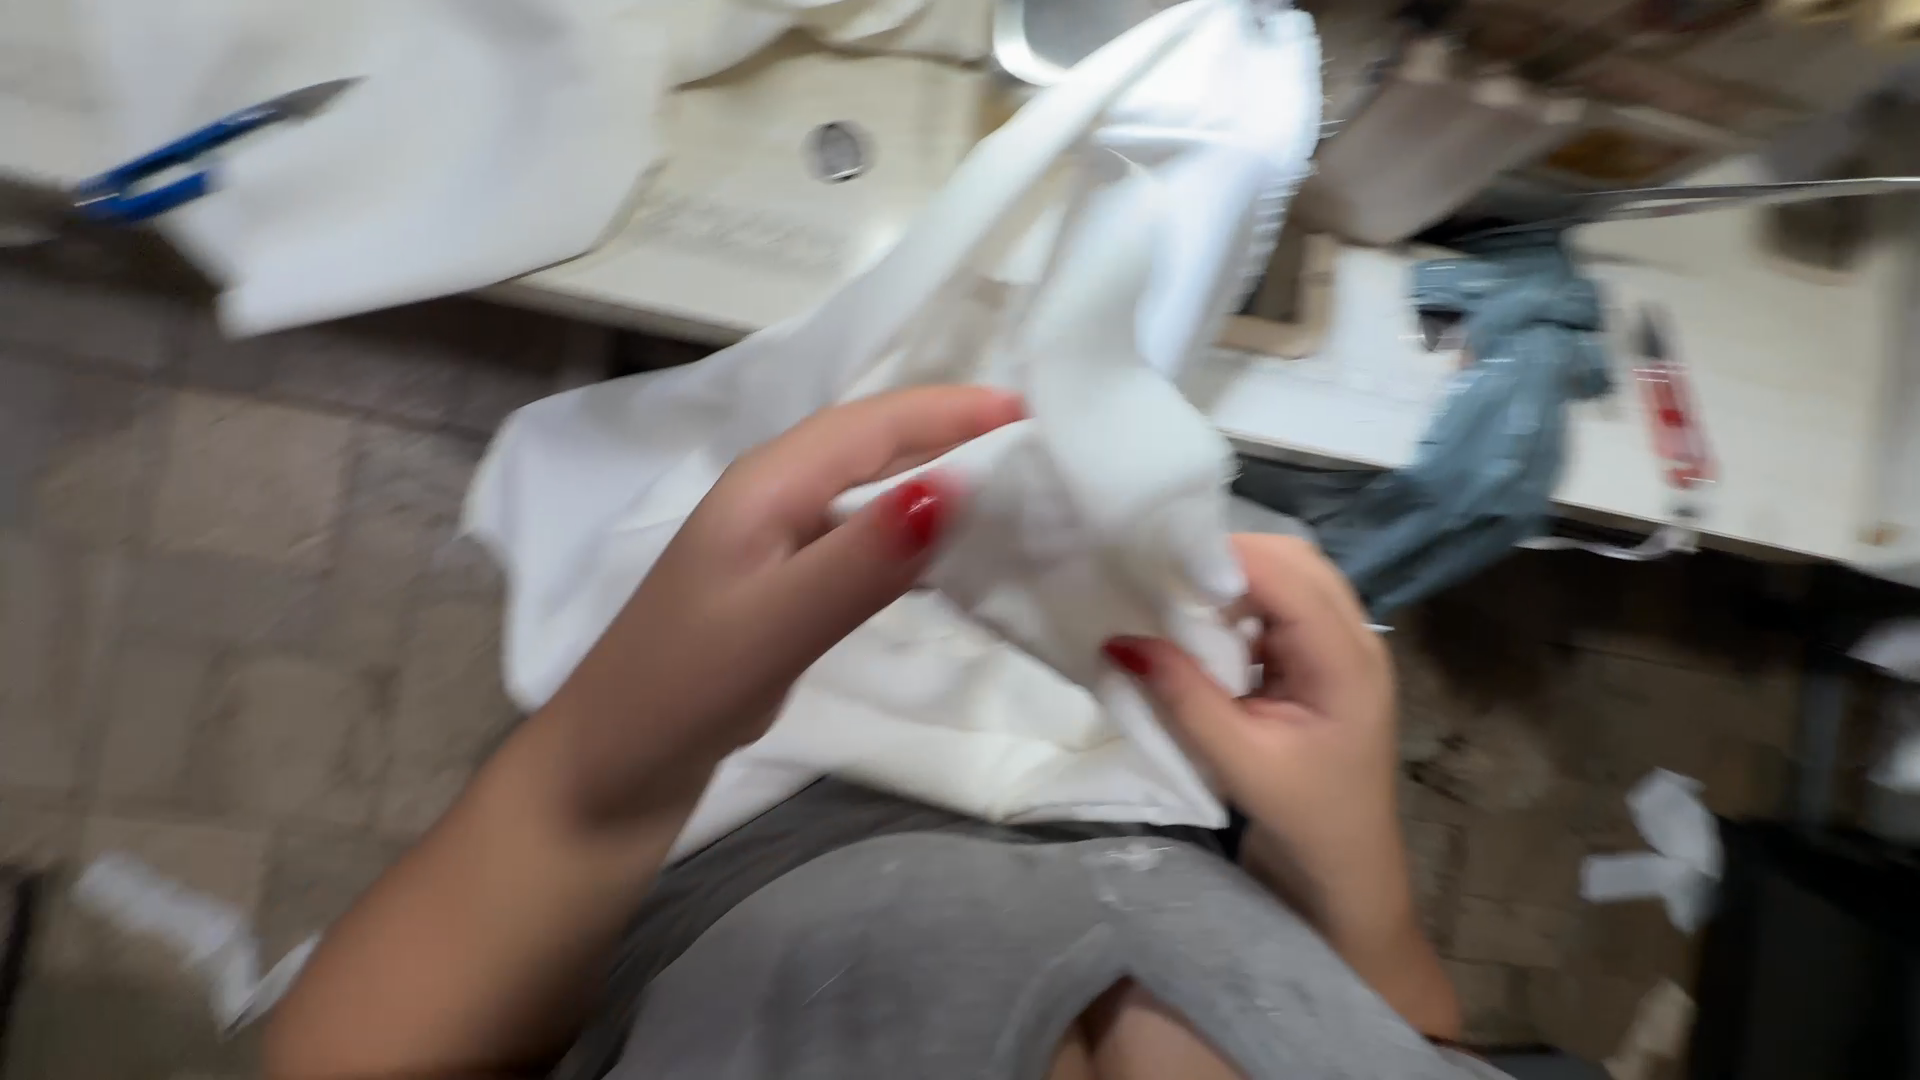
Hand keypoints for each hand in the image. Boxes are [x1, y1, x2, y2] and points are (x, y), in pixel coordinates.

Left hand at [546, 385, 1025, 822]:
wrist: (612, 770)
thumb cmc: (683, 690)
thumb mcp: (775, 622)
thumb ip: (861, 558)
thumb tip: (952, 487)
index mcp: (765, 487)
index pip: (870, 426)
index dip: (947, 410)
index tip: (1026, 409)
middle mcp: (771, 502)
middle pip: (869, 447)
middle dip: (946, 433)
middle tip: (1027, 440)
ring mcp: (775, 547)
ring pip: (867, 492)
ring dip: (931, 479)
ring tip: (1002, 487)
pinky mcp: (784, 589)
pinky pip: (860, 541)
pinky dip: (909, 536)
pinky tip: (943, 557)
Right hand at [1101, 534, 1405, 939]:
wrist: (1344, 866)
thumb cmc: (1302, 817)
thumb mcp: (1236, 759)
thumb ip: (1181, 695)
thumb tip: (1118, 639)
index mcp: (1346, 663)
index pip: (1289, 579)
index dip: (1227, 558)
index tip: (1161, 558)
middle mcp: (1355, 639)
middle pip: (1296, 560)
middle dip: (1229, 555)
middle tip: (1166, 572)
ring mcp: (1341, 644)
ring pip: (1289, 574)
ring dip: (1234, 574)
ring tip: (1178, 591)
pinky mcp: (1320, 655)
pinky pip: (1281, 601)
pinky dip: (1240, 597)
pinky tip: (1203, 619)